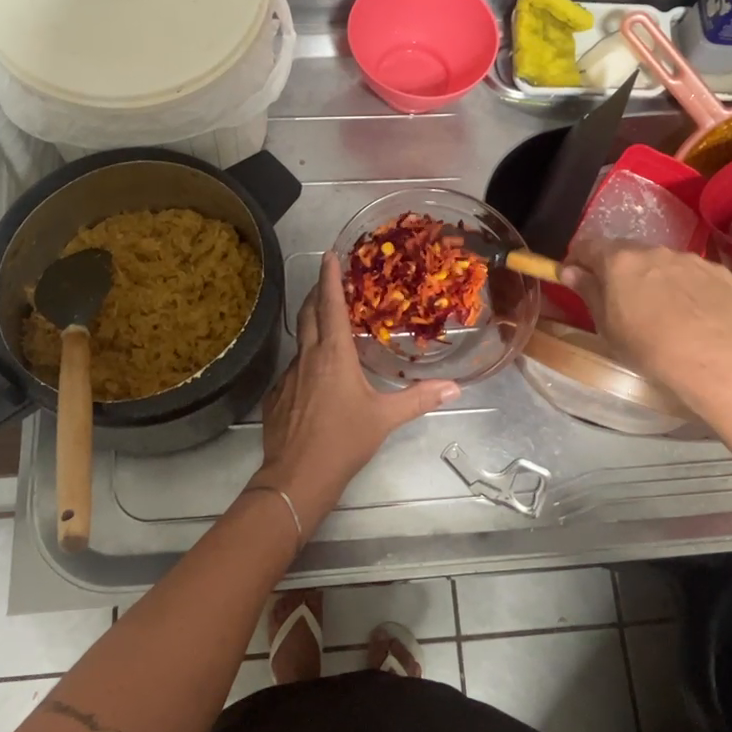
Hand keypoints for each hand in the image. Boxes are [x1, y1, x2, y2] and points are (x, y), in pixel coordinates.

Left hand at [255, 254, 459, 527]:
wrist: (298, 475)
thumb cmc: (344, 441)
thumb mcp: (385, 418)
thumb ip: (419, 399)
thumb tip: (454, 388)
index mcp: (333, 354)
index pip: (331, 305)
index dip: (330, 278)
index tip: (328, 255)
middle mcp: (308, 357)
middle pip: (309, 313)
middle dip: (318, 293)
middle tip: (328, 280)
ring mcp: (288, 376)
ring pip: (300, 340)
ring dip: (311, 325)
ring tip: (326, 322)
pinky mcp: (277, 395)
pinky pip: (293, 368)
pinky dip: (305, 359)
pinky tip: (315, 374)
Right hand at [561, 241, 731, 403]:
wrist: (715, 360)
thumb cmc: (648, 347)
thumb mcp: (607, 325)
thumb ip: (588, 291)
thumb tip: (570, 270)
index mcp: (620, 261)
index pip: (589, 246)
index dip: (578, 259)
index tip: (575, 276)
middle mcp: (654, 251)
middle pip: (628, 252)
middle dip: (619, 269)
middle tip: (620, 299)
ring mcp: (690, 259)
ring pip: (662, 263)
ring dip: (654, 278)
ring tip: (661, 310)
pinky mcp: (719, 272)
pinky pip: (692, 275)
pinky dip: (685, 287)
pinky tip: (692, 313)